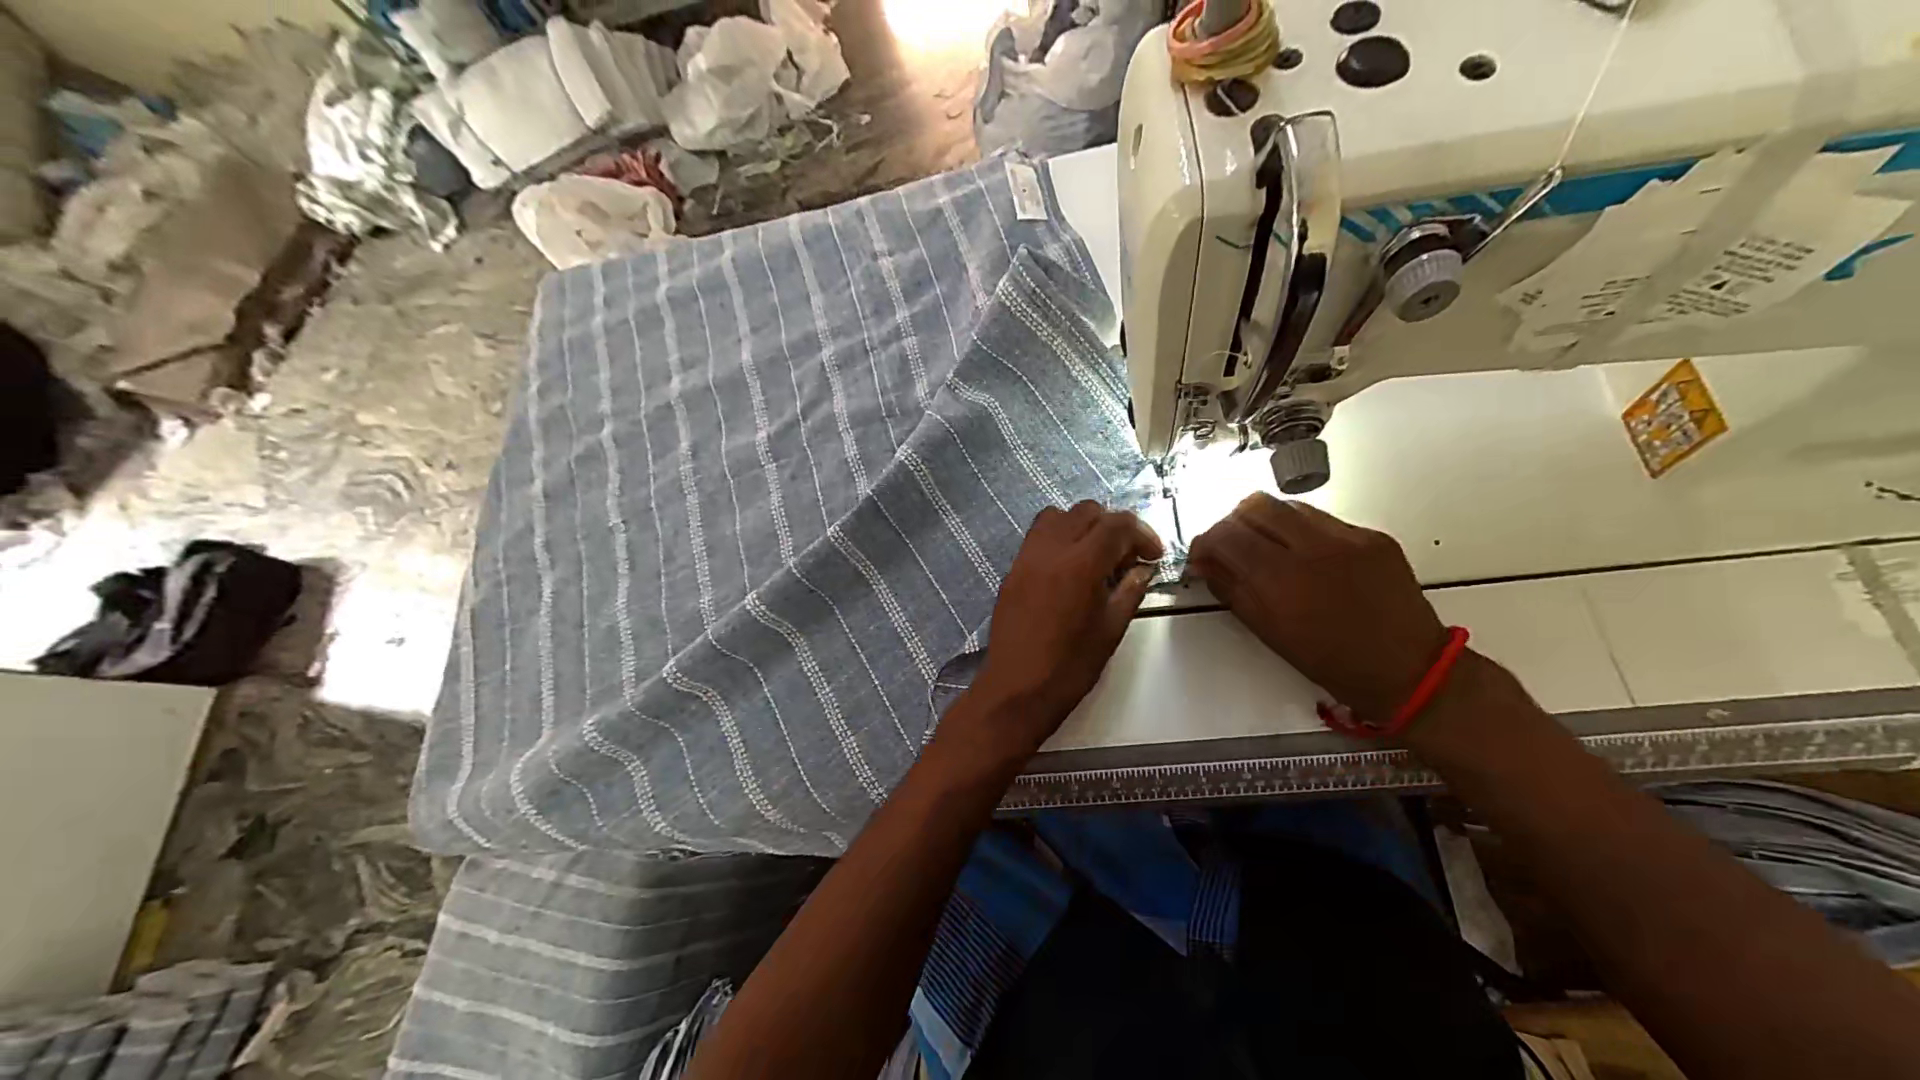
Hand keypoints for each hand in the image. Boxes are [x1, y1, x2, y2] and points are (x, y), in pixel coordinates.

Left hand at [944, 501, 1162, 764]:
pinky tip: (1070, 567)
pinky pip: (1037, 536)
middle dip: (1114, 526)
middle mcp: (1050, 550)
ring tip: (1097, 556)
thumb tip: (1142, 569)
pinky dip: (1059, 537)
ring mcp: (1026, 557)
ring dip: (1083, 525)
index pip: (1117, 524)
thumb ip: (1130, 590)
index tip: (1153, 555)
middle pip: (1087, 512)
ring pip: (1058, 516)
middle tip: (1128, 556)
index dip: (1142, 533)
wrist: (1016, 689)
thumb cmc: (1070, 667)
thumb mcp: (1111, 629)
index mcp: (1080, 564)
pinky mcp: (1012, 570)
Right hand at [1187, 493, 1447, 725]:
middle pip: (1254, 506)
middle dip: (1232, 523)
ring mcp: (1347, 537)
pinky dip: (1301, 530)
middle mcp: (1313, 548)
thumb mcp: (1269, 632)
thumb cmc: (1331, 662)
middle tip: (1230, 547)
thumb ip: (1232, 590)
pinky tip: (1306, 556)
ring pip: (1287, 505)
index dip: (1204, 541)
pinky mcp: (1372, 535)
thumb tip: (1205, 564)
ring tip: (1267, 548)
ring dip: (1266, 522)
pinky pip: (1322, 518)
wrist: (1408, 669)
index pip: (1226, 535)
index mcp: (1282, 580)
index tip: (1201, 556)